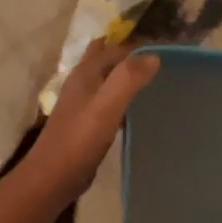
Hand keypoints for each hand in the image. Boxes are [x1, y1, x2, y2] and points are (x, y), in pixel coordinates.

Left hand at [20, 41, 158, 197]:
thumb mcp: (106, 106)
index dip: (139, 45)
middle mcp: (82, 82)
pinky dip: (123, 98)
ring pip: (108, 79)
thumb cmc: (79, 140)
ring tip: (158, 81)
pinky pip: (109, 101)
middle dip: (131, 54)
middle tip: (162, 60)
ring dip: (128, 76)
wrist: (52, 178)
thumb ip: (127, 78)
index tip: (169, 50)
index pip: (115, 47)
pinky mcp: (87, 122)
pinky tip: (140, 109)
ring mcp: (82, 103)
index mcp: (85, 73)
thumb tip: (153, 55)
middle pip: (107, 58)